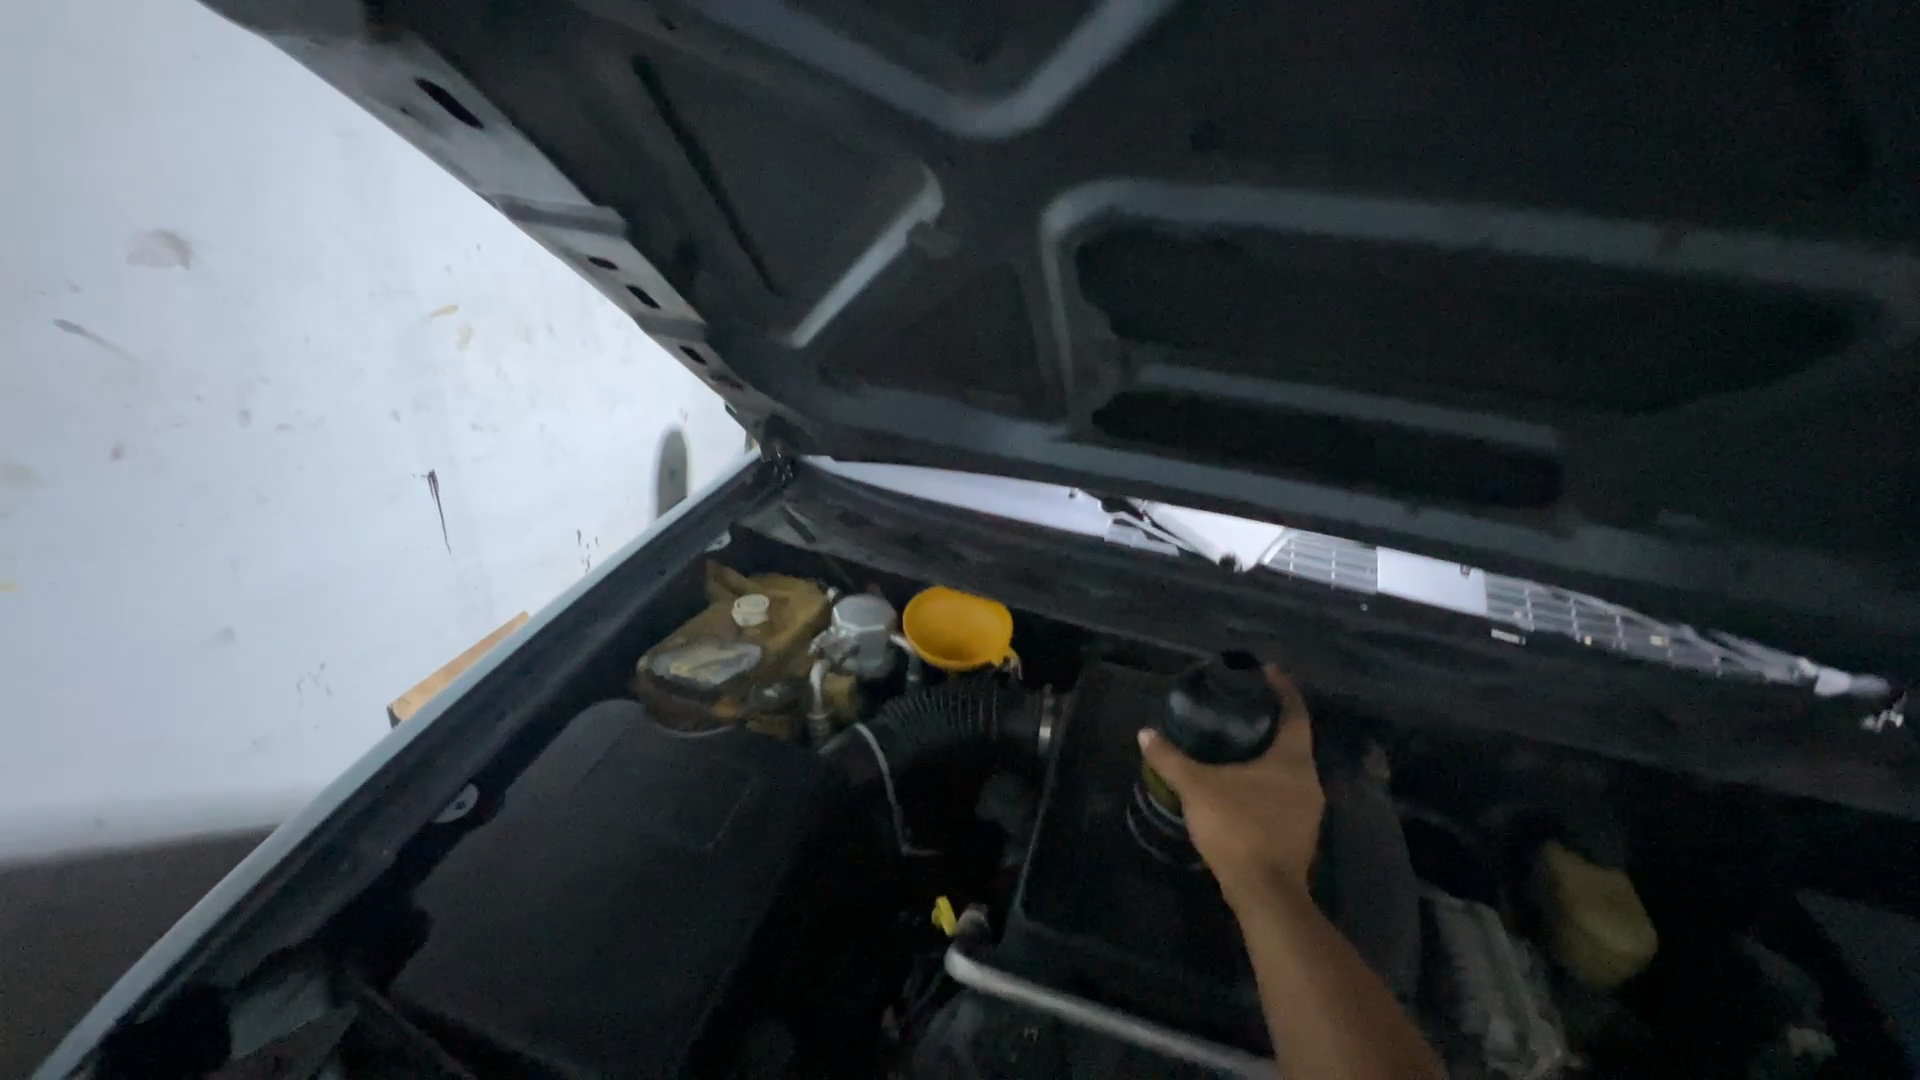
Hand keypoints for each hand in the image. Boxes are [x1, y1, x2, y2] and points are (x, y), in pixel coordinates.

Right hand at [1138, 664, 1322, 906]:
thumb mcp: (1197, 787)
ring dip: (1268, 757)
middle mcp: (1308, 780)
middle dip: (1270, 724)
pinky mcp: (1299, 835)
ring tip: (1238, 746)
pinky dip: (1266, 784)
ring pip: (1289, 772)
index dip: (1283, 688)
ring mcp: (1308, 811)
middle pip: (1294, 741)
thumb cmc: (1238, 826)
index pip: (1294, 712)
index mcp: (1292, 759)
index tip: (1269, 670)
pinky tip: (1242, 788)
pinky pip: (1284, 796)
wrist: (1264, 891)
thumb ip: (1170, 759)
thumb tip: (1145, 733)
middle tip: (1243, 709)